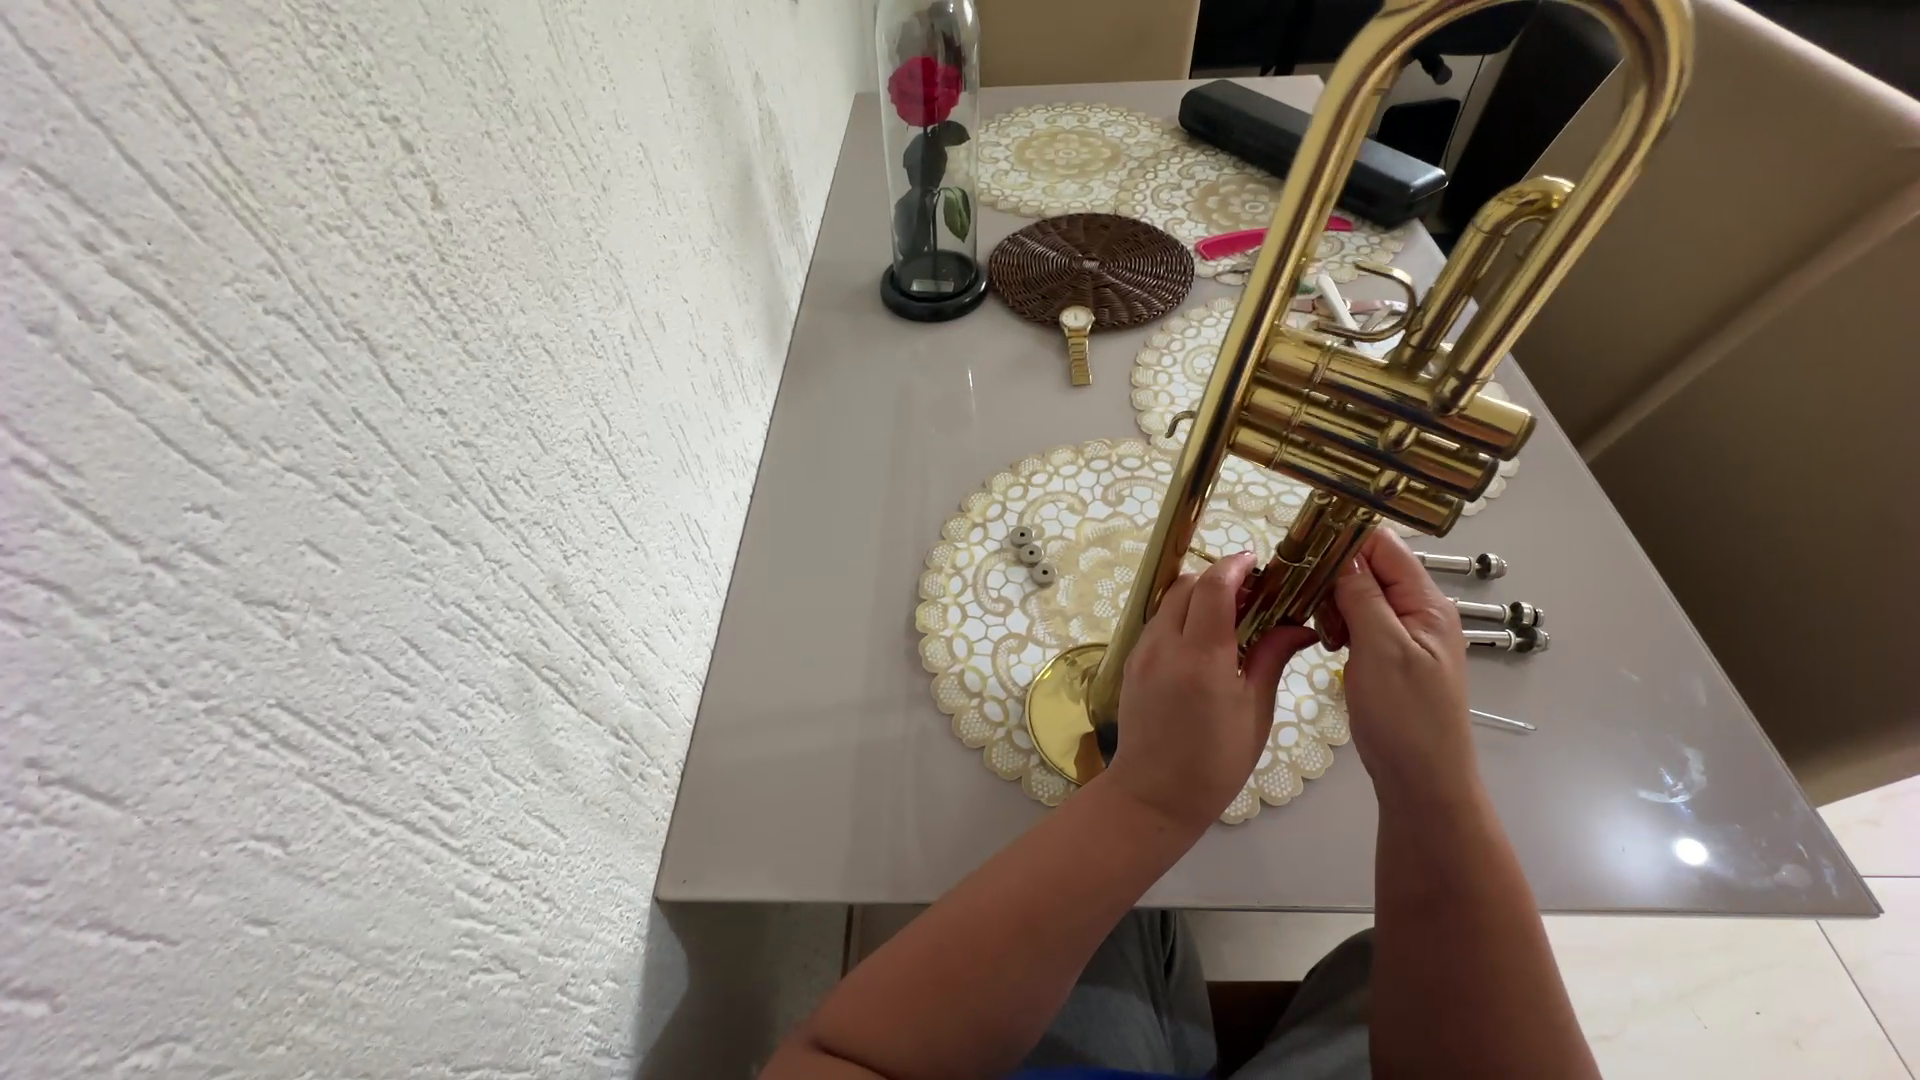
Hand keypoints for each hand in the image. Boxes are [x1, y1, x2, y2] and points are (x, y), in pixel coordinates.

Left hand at [1103, 553, 1318, 830]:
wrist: (1153, 795)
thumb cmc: (1214, 763)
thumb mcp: (1254, 712)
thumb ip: (1270, 659)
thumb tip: (1299, 626)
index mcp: (1200, 657)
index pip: (1212, 587)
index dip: (1235, 566)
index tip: (1256, 561)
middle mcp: (1163, 646)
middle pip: (1186, 586)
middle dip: (1218, 579)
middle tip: (1251, 594)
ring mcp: (1141, 654)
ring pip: (1167, 602)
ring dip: (1197, 597)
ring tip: (1230, 617)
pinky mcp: (1131, 664)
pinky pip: (1157, 624)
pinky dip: (1180, 617)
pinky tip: (1204, 639)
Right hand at [1321, 529, 1479, 811]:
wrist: (1421, 781)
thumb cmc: (1406, 716)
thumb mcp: (1381, 650)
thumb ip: (1362, 597)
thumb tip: (1341, 552)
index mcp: (1426, 603)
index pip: (1383, 545)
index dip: (1343, 538)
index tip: (1301, 547)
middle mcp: (1417, 611)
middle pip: (1369, 566)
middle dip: (1332, 572)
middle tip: (1302, 594)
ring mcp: (1403, 635)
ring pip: (1359, 594)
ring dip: (1333, 601)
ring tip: (1319, 626)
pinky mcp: (1387, 656)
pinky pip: (1358, 622)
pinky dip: (1337, 623)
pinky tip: (1326, 641)